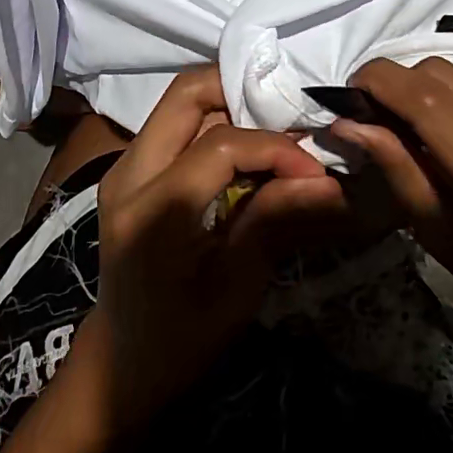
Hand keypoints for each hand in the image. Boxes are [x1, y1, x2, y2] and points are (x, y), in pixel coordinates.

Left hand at [88, 66, 352, 427]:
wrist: (122, 360)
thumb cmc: (181, 337)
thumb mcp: (236, 287)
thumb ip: (274, 219)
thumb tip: (330, 182)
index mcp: (152, 211)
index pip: (220, 145)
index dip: (275, 148)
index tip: (314, 170)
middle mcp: (129, 174)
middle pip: (187, 94)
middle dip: (245, 92)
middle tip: (291, 121)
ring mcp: (125, 166)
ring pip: (182, 101)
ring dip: (233, 103)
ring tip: (276, 132)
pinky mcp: (132, 168)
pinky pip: (178, 122)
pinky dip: (218, 120)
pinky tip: (249, 147)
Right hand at [336, 58, 452, 351]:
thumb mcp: (439, 236)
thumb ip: (397, 170)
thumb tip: (348, 121)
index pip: (426, 96)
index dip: (382, 80)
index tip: (356, 85)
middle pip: (448, 76)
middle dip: (408, 86)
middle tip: (394, 116)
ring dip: (450, 96)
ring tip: (451, 134)